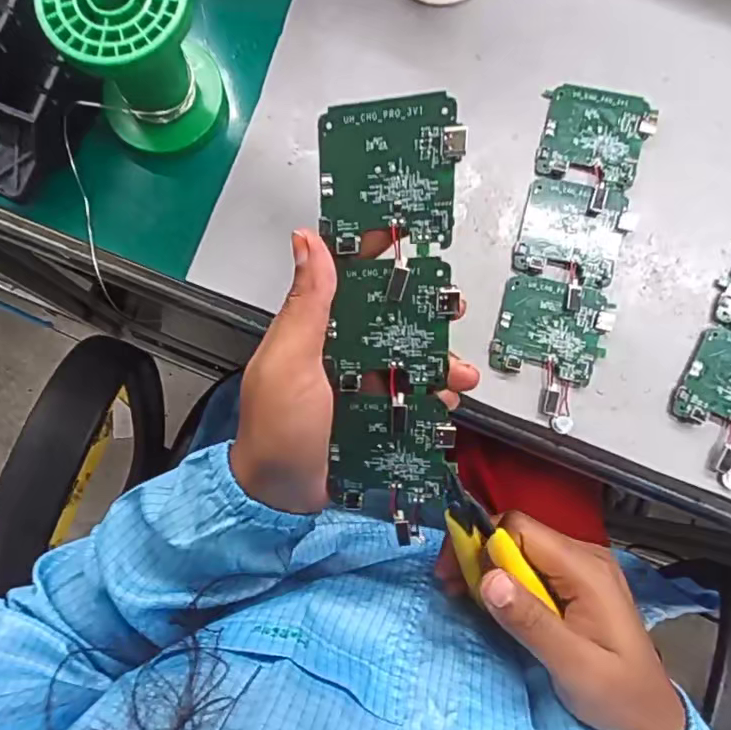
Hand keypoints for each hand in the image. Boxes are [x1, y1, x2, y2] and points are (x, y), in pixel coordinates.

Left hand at [231, 228, 479, 513]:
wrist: (282, 498)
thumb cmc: (275, 432)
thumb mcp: (288, 363)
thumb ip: (304, 306)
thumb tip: (307, 242)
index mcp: (309, 331)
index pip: (342, 278)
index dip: (371, 252)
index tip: (401, 231)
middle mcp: (334, 353)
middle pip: (384, 316)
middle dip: (419, 310)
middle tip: (447, 307)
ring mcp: (354, 385)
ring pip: (403, 357)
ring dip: (435, 359)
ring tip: (455, 373)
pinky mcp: (371, 415)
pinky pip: (407, 397)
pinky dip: (430, 396)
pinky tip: (443, 402)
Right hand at [474, 511, 686, 729]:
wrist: (651, 718)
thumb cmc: (619, 695)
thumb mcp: (574, 666)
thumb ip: (531, 622)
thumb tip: (489, 579)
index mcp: (586, 570)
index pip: (518, 529)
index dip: (479, 543)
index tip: (454, 575)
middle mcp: (582, 557)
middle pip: (512, 533)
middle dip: (475, 554)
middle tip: (451, 586)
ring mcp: (576, 568)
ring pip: (514, 547)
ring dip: (483, 567)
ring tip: (463, 595)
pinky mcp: (568, 581)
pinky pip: (523, 565)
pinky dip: (499, 579)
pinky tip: (489, 602)